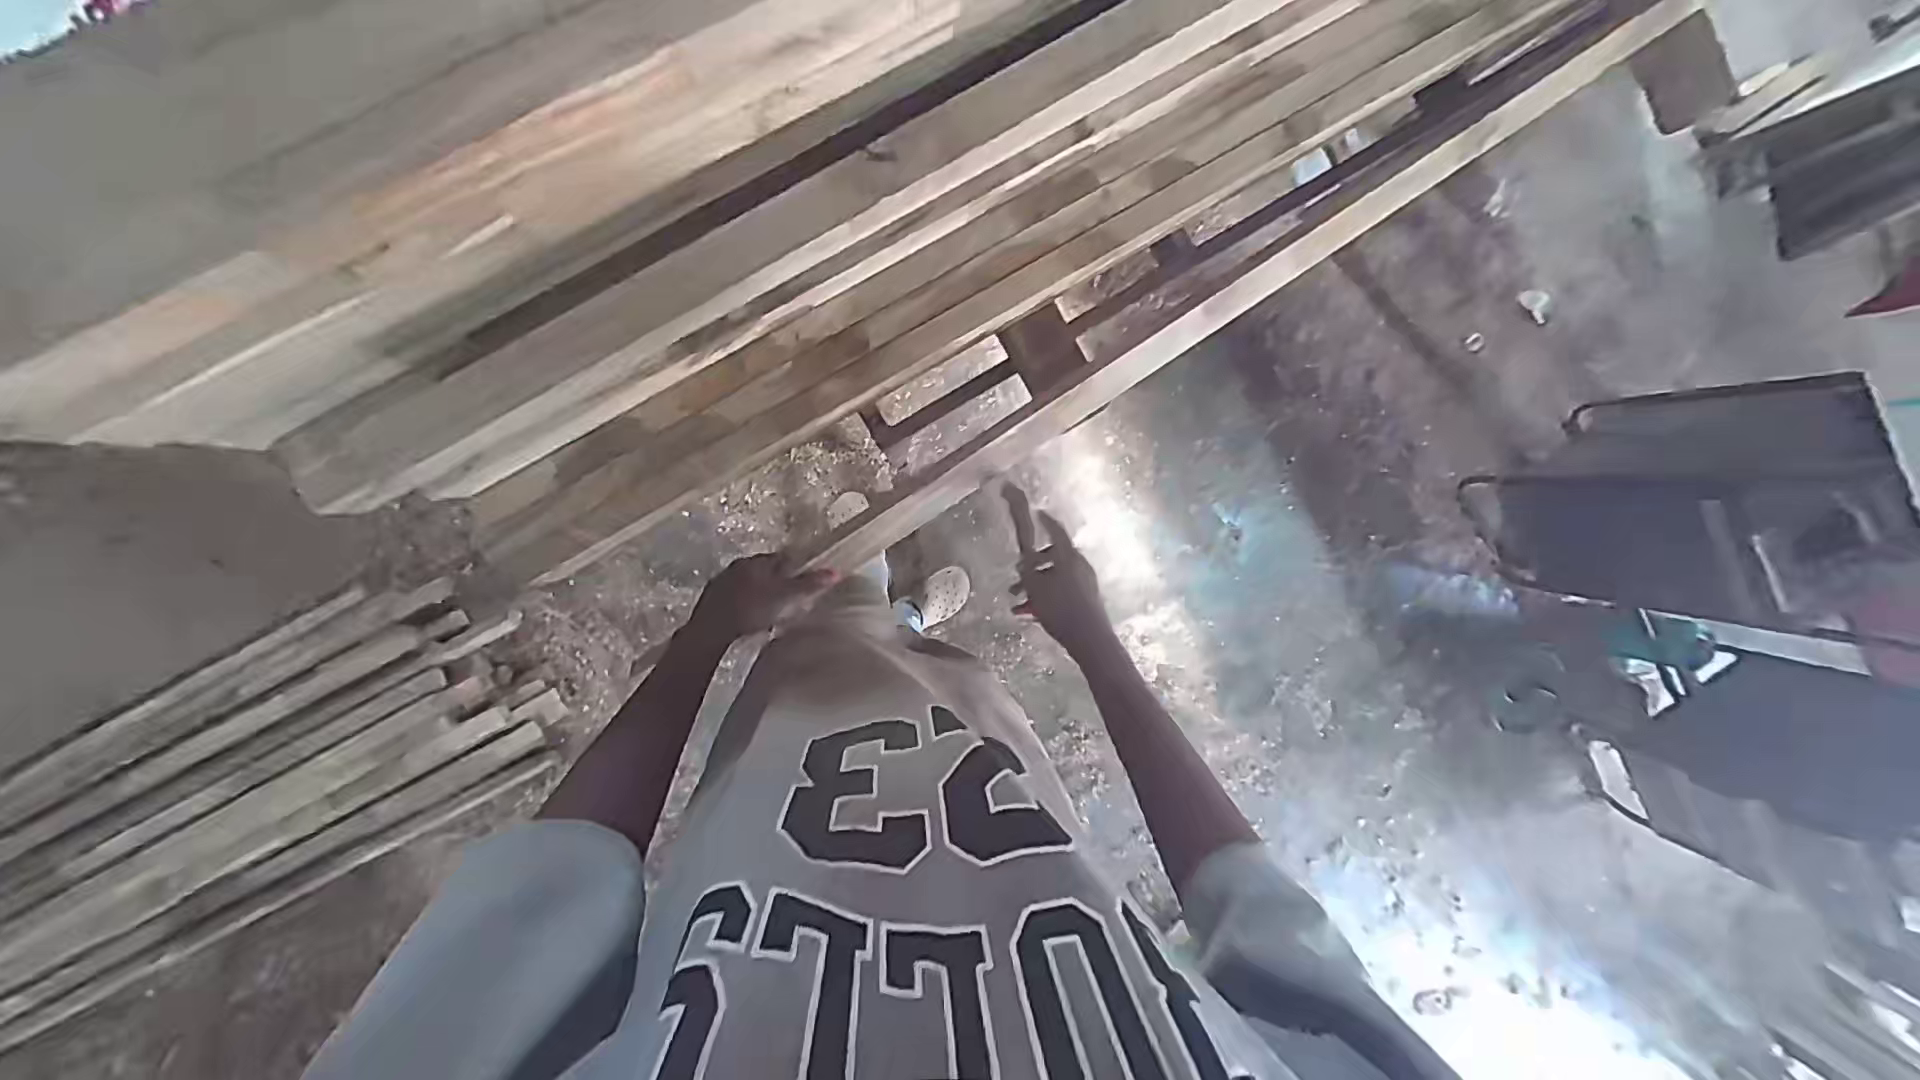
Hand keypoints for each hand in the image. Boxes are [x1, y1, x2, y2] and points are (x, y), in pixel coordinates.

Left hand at [685, 553, 835, 643]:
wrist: (710, 638)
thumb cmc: (751, 611)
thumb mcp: (785, 597)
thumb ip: (809, 584)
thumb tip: (835, 572)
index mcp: (754, 562)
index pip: (781, 557)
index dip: (797, 567)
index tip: (808, 579)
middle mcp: (735, 569)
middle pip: (764, 571)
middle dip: (778, 581)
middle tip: (794, 597)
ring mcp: (720, 587)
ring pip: (748, 586)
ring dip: (761, 595)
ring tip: (775, 612)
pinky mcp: (710, 607)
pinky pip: (735, 602)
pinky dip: (747, 608)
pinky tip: (753, 623)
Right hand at [1004, 484, 1115, 655]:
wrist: (1090, 639)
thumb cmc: (1060, 609)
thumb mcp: (1035, 589)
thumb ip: (1027, 573)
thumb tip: (1024, 562)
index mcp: (1068, 557)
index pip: (1056, 532)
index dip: (1046, 522)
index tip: (1038, 514)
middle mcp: (1079, 565)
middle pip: (1054, 557)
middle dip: (1033, 565)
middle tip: (1018, 574)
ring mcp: (1085, 582)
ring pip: (1055, 576)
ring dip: (1036, 585)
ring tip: (1017, 601)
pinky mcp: (1086, 598)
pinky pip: (1062, 590)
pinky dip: (1046, 596)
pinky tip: (1029, 612)